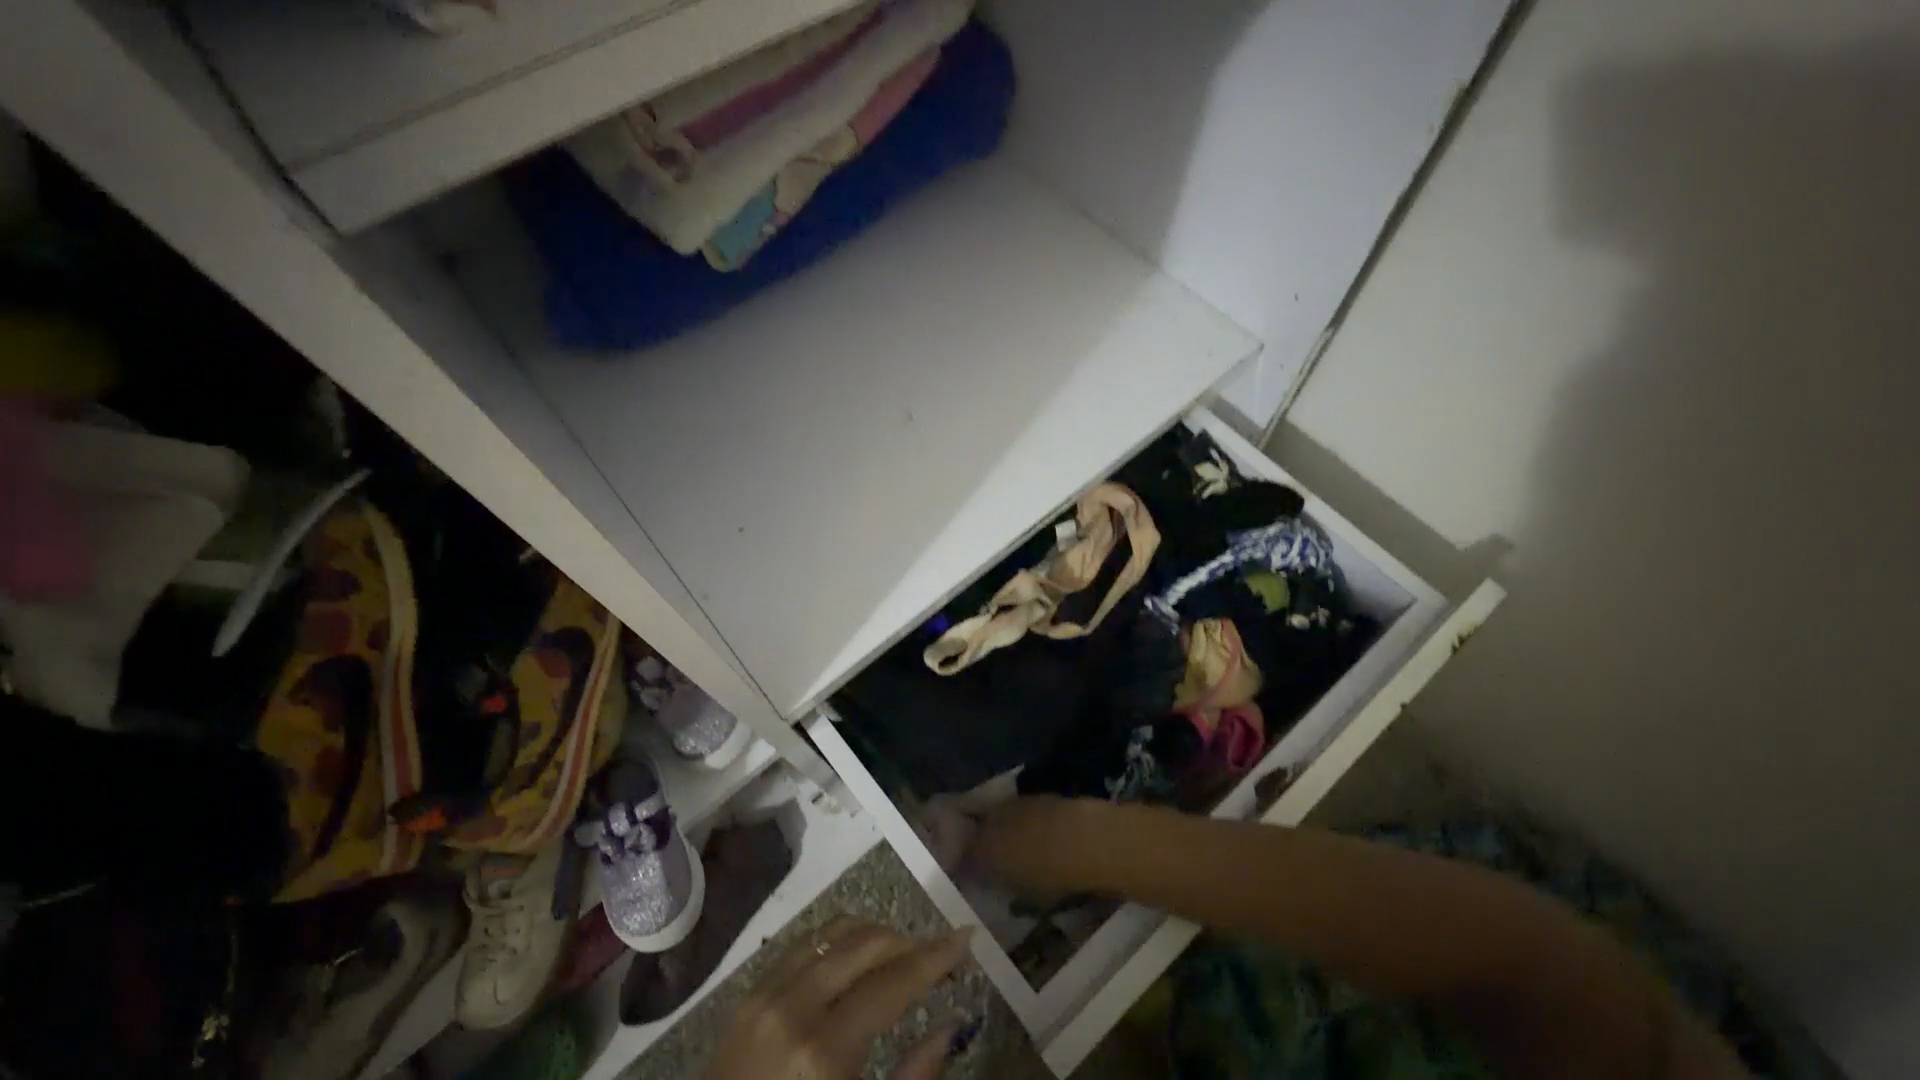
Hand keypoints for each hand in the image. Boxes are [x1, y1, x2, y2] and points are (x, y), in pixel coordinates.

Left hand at [700, 916, 978, 1079]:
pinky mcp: (745, 995)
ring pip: (830, 932)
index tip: (968, 935)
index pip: (894, 981)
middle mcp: (794, 1007)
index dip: (936, 956)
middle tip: (936, 957)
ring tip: (898, 954)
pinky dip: (834, 939)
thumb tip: (953, 1027)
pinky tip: (852, 955)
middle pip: (865, 943)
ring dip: (872, 934)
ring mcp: (763, 995)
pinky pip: (799, 944)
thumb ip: (913, 1076)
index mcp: (825, 1050)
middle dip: (908, 941)